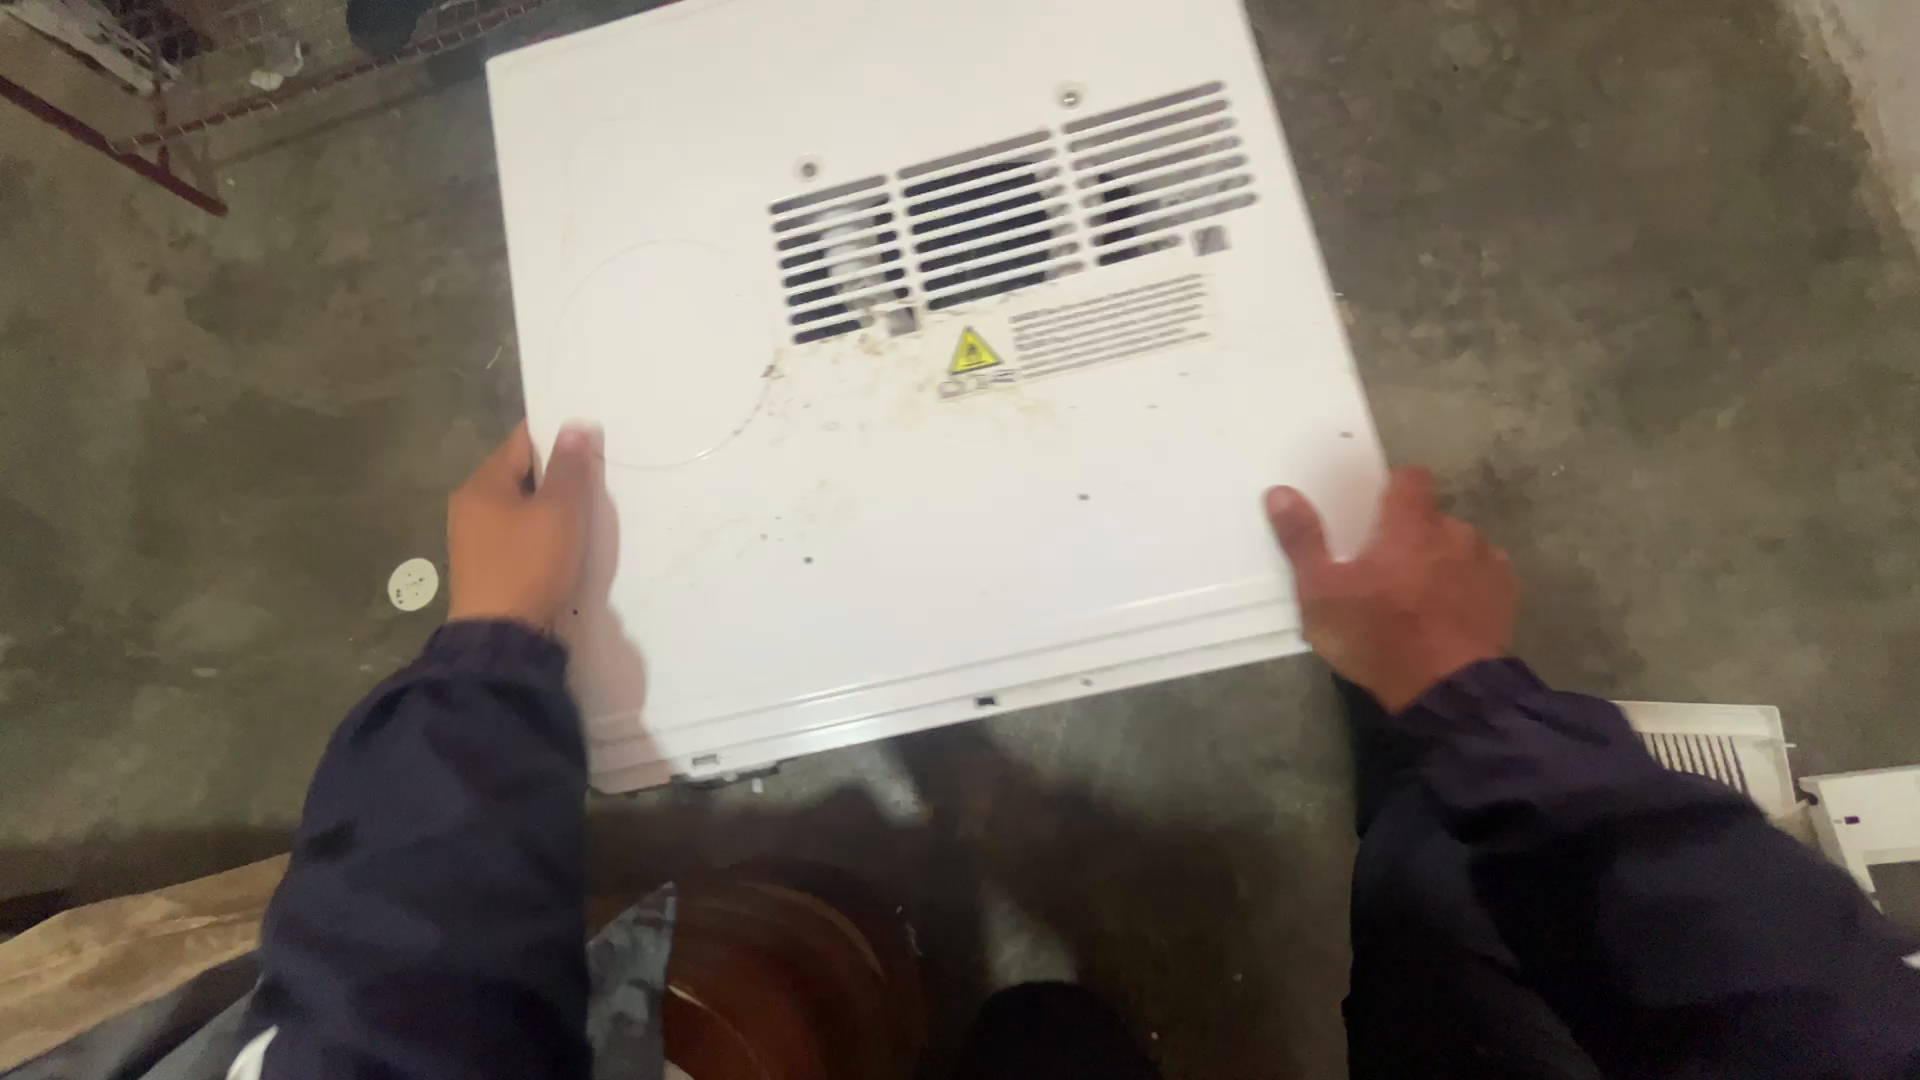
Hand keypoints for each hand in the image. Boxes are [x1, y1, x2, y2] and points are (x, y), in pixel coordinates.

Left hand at [446, 421, 599, 630]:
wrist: (504, 633)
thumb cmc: (530, 564)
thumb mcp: (559, 512)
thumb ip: (570, 469)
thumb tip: (575, 428)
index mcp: (482, 486)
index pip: (520, 442)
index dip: (554, 434)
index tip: (588, 435)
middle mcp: (470, 506)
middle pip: (520, 473)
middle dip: (555, 470)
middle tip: (596, 471)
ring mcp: (475, 537)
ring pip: (520, 504)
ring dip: (550, 502)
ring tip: (586, 505)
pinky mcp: (487, 563)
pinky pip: (518, 530)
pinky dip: (542, 527)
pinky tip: (564, 538)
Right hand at [1265, 467, 1517, 710]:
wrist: (1446, 690)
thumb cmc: (1375, 634)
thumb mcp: (1320, 592)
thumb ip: (1302, 540)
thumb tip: (1279, 492)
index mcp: (1409, 524)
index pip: (1410, 478)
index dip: (1393, 487)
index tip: (1374, 508)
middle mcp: (1454, 533)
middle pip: (1431, 516)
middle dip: (1410, 532)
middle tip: (1382, 565)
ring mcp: (1486, 564)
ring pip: (1458, 546)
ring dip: (1439, 558)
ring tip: (1415, 593)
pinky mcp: (1506, 596)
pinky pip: (1480, 575)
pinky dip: (1464, 584)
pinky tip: (1445, 611)